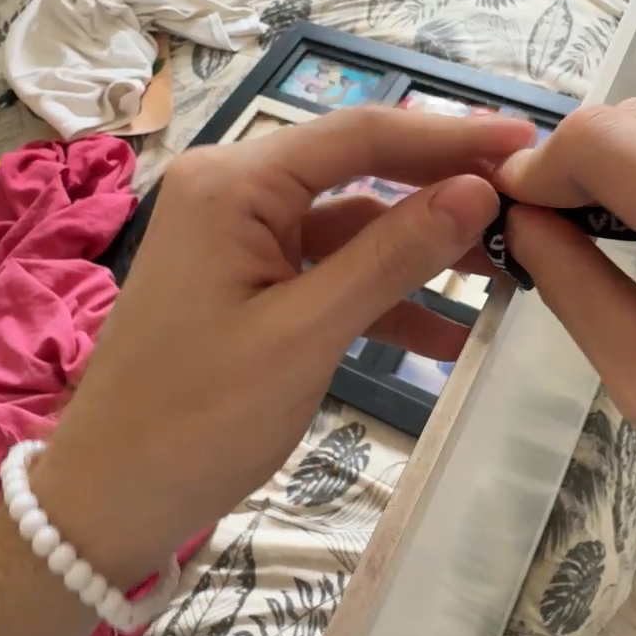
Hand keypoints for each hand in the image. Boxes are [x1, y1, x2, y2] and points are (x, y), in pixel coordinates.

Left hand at [33, 108, 535, 585]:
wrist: (112, 499)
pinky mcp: (255, 276)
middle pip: (361, 171)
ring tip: (501, 271)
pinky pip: (332, 268)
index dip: (448, 136)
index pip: (360, 136)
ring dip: (421, 249)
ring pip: (354, 223)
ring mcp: (246, 234)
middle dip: (441, 190)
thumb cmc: (197, 418)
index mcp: (236, 182)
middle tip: (521, 202)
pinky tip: (444, 332)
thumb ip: (392, 256)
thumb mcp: (306, 334)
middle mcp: (238, 189)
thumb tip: (476, 193)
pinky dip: (384, 294)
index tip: (522, 141)